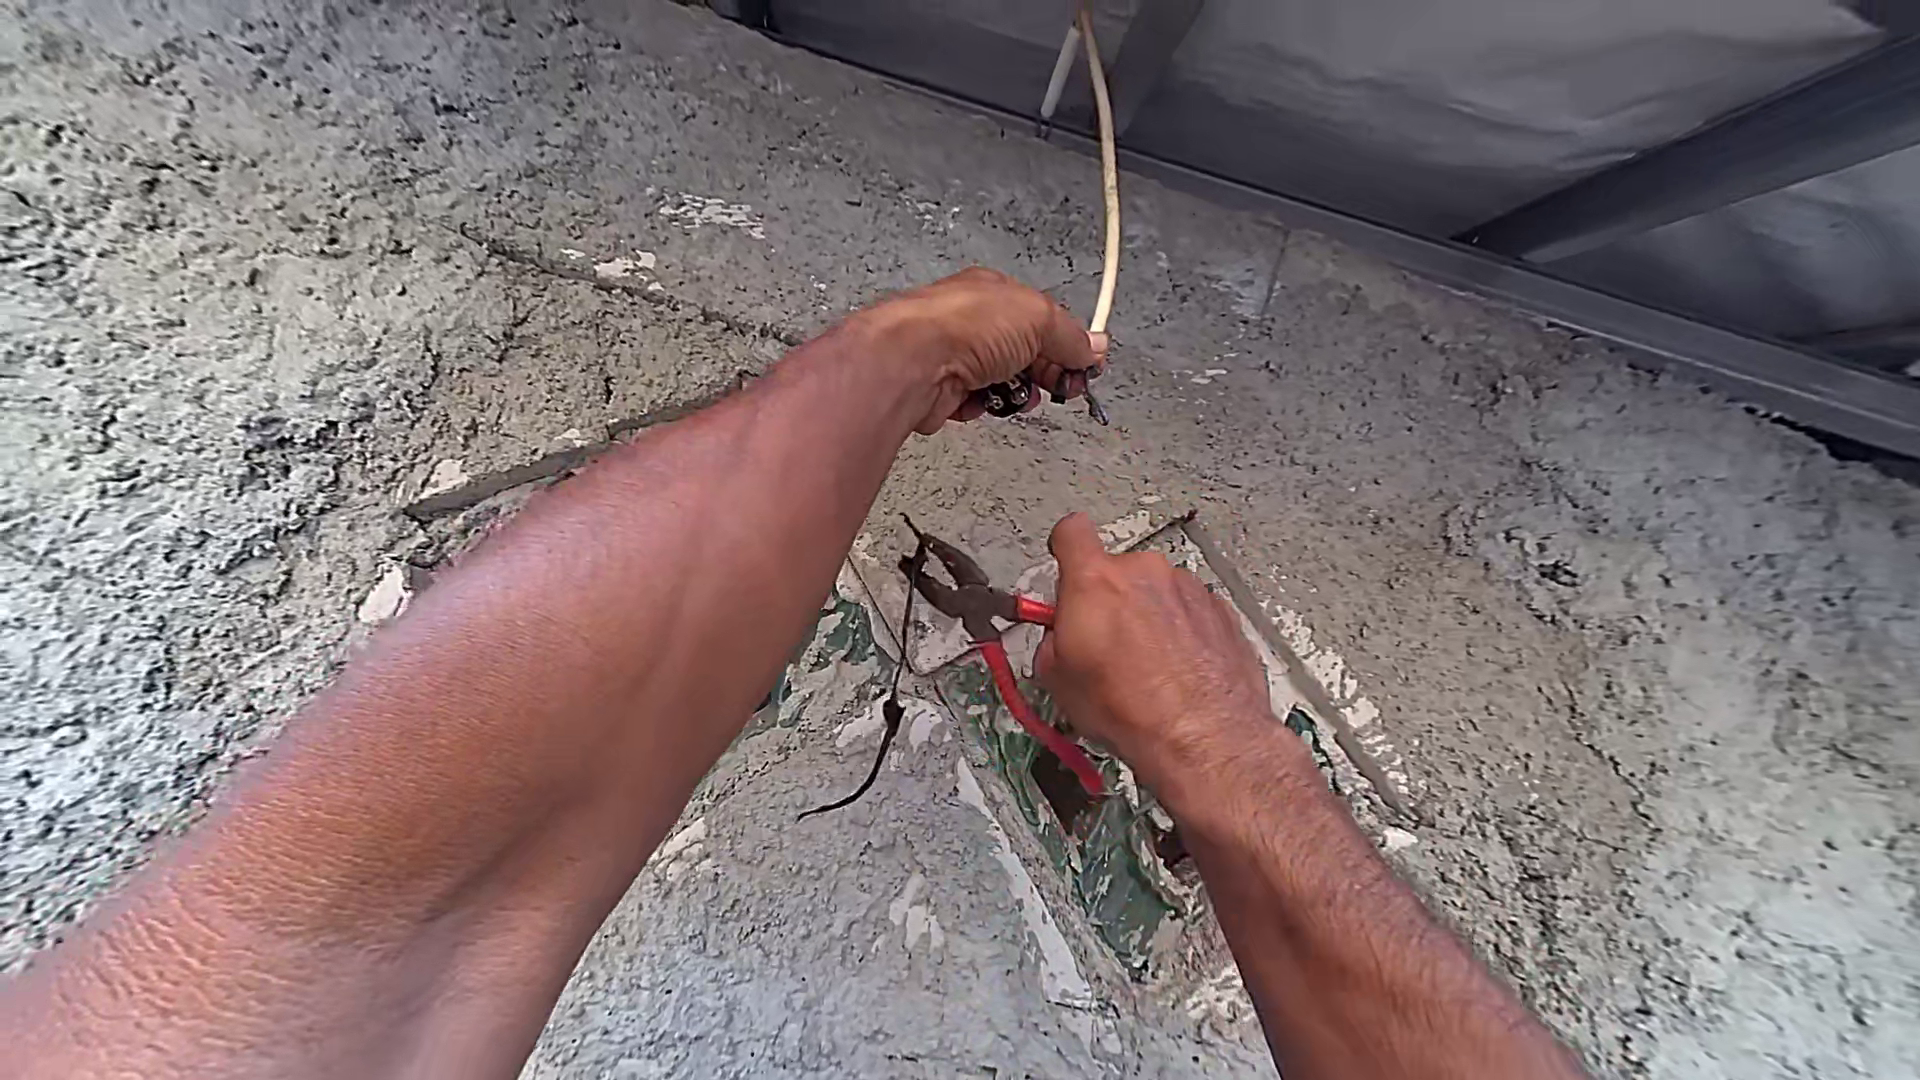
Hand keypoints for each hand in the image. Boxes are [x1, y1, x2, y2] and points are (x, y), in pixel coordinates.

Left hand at [857, 267, 1107, 434]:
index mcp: (995, 294)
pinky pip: (974, 404)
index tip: (1084, 369)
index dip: (1067, 345)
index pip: (1042, 321)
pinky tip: (982, 403)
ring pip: (999, 383)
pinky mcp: (941, 391)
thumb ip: (1070, 335)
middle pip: (1022, 354)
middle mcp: (972, 323)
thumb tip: (1093, 346)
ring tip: (1015, 395)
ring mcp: (955, 358)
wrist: (912, 362)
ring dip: (1014, 393)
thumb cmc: (962, 325)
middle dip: (1043, 374)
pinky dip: (983, 407)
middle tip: (1058, 389)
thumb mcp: (1038, 318)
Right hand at [1034, 513, 1293, 797]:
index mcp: (1095, 581)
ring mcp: (1185, 588)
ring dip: (1145, 616)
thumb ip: (1051, 640)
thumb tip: (1056, 641)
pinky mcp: (1218, 610)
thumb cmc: (1135, 711)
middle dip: (1107, 599)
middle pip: (1115, 570)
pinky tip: (1173, 669)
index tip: (1066, 564)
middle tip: (1103, 642)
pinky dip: (1178, 631)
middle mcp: (1143, 573)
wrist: (1204, 737)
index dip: (1065, 547)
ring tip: (1143, 665)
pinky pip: (1187, 609)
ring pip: (1153, 590)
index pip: (1072, 531)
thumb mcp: (1057, 679)